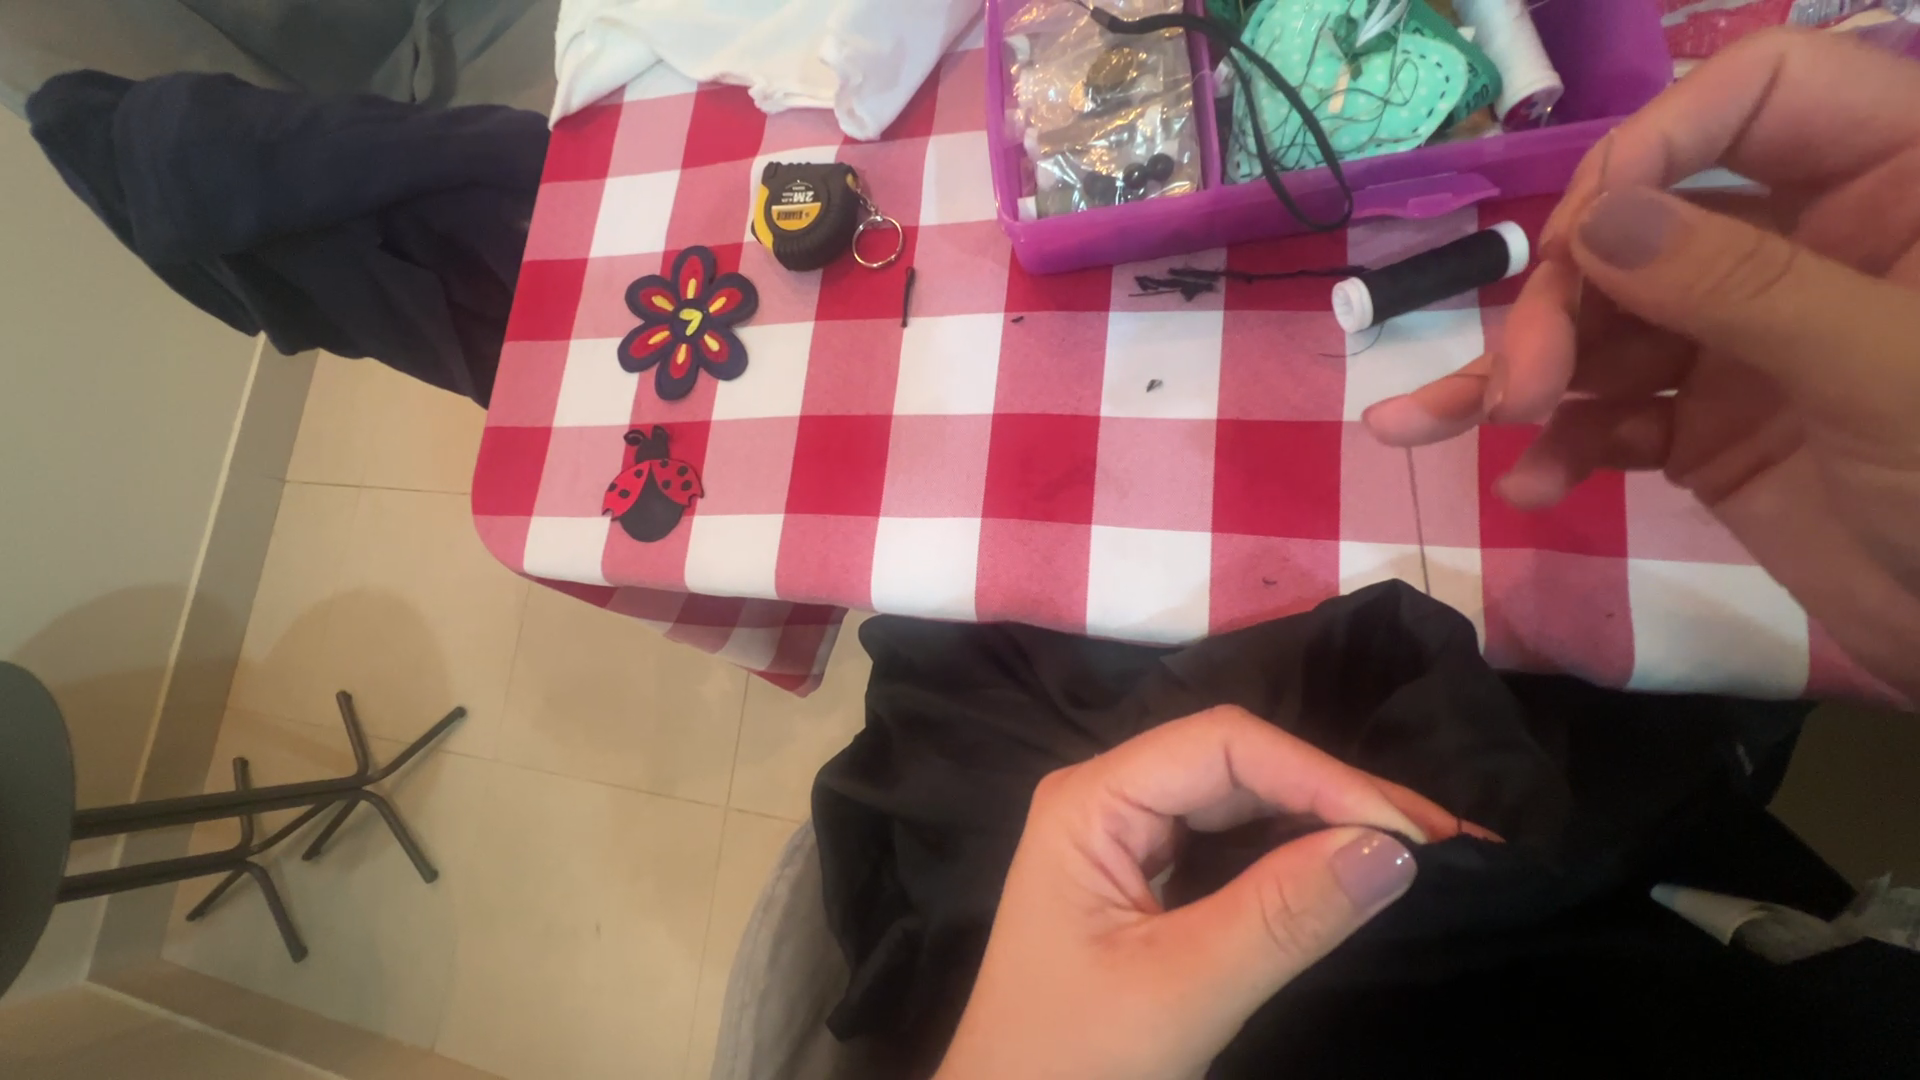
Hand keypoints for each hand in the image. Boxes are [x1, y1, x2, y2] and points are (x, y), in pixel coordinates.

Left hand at [932, 706, 1476, 1079]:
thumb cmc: (1069, 1063)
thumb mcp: (1177, 992)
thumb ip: (1280, 917)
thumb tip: (1392, 851)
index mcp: (1091, 799)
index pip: (1218, 745)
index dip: (1318, 774)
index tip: (1412, 833)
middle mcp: (1107, 794)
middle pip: (1230, 760)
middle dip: (1332, 792)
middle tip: (1442, 840)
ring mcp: (1125, 830)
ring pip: (1235, 795)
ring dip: (1322, 816)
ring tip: (1419, 849)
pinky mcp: (1146, 869)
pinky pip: (1228, 839)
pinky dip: (1293, 850)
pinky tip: (1349, 864)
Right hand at [1362, 29, 1919, 699]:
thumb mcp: (1882, 372)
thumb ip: (1739, 283)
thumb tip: (1593, 216)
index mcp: (1898, 188)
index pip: (1756, 98)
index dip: (1649, 150)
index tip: (1570, 244)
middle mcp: (1804, 250)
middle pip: (1631, 234)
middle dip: (1552, 314)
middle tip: (1515, 392)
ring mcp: (1738, 341)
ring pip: (1592, 331)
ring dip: (1511, 382)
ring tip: (1427, 429)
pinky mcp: (1696, 421)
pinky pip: (1598, 415)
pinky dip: (1552, 450)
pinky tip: (1530, 487)